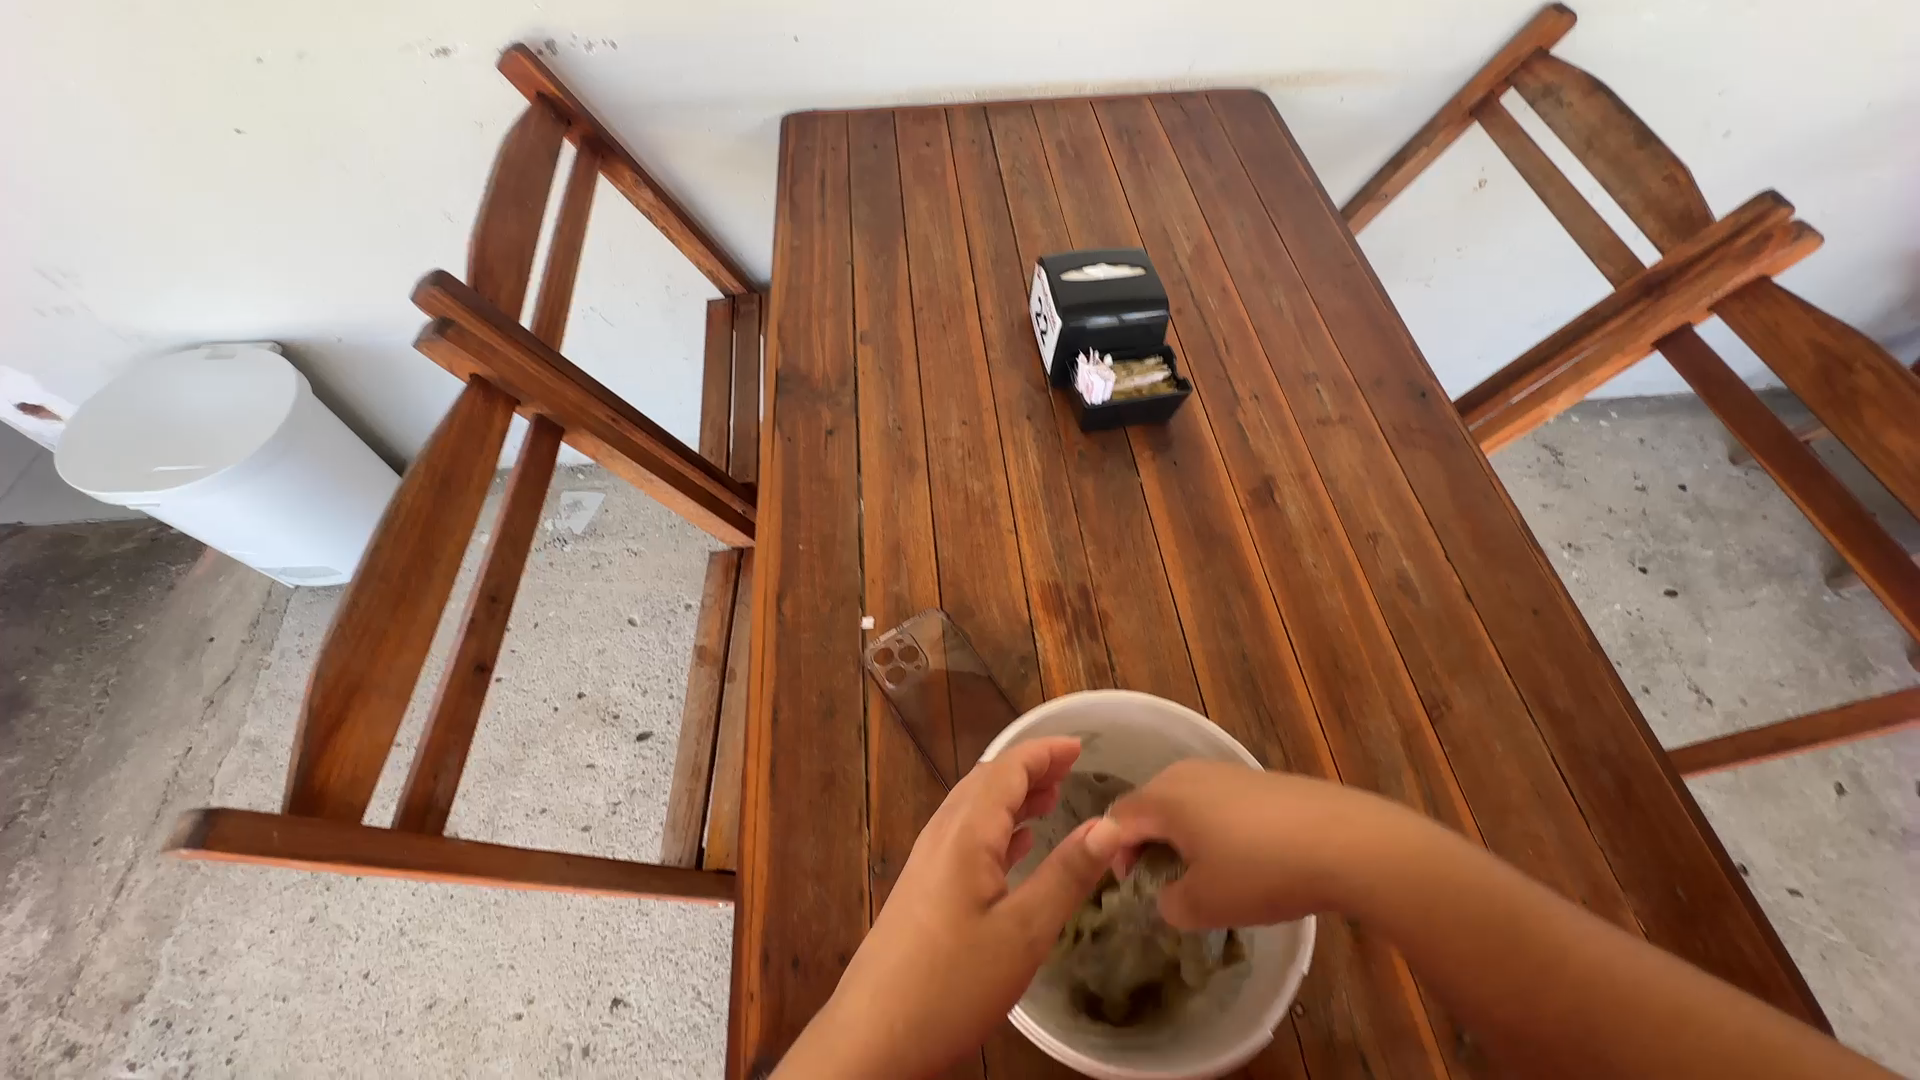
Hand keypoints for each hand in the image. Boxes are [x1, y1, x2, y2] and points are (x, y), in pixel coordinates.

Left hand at [776, 736, 1122, 1079]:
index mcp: (965, 833)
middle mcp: (942, 835)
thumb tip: (1109, 823)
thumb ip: (1066, 874)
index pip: (1007, 769)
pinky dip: (998, 827)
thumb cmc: (952, 983)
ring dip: (1013, 797)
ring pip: (974, 809)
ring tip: (1052, 797)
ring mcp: (927, 863)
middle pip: (987, 782)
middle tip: (1072, 769)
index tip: (1081, 746)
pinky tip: (1017, 845)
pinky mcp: (923, 889)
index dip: (1044, 752)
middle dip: (1030, 769)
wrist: (873, 1038)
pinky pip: (966, 837)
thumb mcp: (1023, 932)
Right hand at [1089, 761, 1429, 928]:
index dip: (1112, 853)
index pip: (1116, 818)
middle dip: (1143, 840)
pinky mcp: (1258, 779)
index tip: (1128, 887)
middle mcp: (1186, 774)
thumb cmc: (1262, 871)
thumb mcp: (1205, 904)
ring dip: (1177, 833)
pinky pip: (1213, 800)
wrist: (1347, 842)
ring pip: (1181, 801)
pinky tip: (1239, 854)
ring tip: (1199, 870)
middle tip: (1158, 879)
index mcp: (1163, 798)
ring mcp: (1225, 771)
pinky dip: (1209, 825)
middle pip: (1147, 804)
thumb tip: (1168, 896)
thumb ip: (1169, 903)